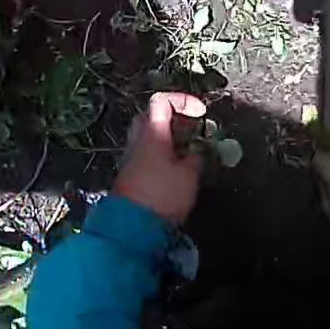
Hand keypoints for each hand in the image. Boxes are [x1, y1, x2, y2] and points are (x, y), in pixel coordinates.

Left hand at [115, 92, 206, 225]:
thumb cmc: (163, 196)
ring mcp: (130, 157)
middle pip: (152, 116)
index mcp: (151, 134)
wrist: (132, 228)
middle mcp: (137, 141)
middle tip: (192, 130)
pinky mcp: (129, 174)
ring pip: (148, 135)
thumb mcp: (189, 175)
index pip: (161, 101)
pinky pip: (145, 153)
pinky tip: (174, 168)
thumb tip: (197, 150)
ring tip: (187, 151)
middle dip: (174, 118)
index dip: (182, 100)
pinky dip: (160, 153)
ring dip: (168, 137)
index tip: (200, 113)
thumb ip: (196, 157)